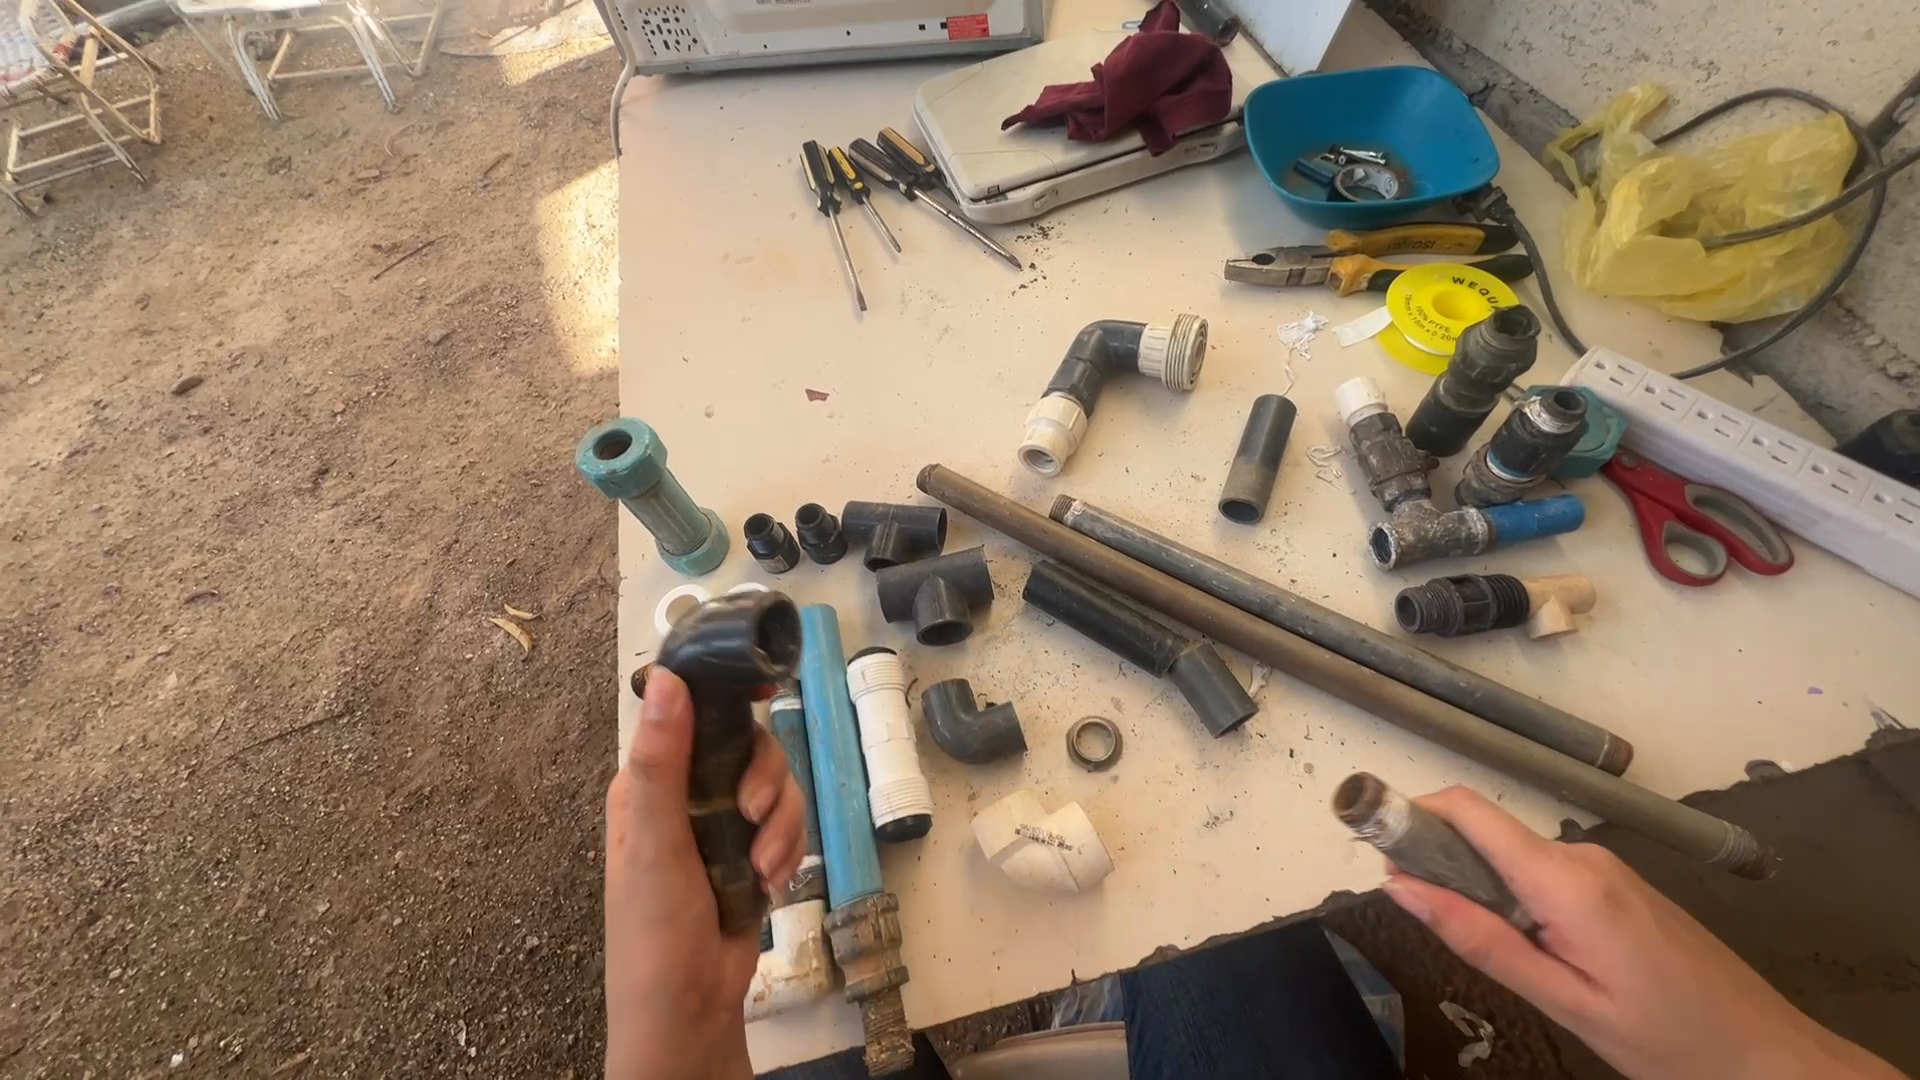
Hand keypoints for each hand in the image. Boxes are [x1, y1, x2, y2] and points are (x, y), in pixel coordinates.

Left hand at [604, 668, 806, 1079]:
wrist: (691, 1010)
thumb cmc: (656, 928)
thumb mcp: (655, 844)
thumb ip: (661, 763)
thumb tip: (666, 677)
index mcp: (650, 781)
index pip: (690, 711)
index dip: (727, 692)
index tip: (766, 685)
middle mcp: (688, 791)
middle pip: (749, 744)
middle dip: (765, 778)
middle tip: (756, 813)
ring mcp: (723, 820)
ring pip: (777, 783)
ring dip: (781, 825)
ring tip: (764, 868)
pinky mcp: (753, 846)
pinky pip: (789, 821)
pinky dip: (787, 848)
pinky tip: (772, 882)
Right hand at [1382, 787, 1902, 1079]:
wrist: (1779, 1063)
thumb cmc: (1670, 1041)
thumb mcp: (1564, 1001)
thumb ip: (1478, 938)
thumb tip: (1399, 886)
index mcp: (1565, 881)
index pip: (1469, 810)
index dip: (1412, 809)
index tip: (1376, 837)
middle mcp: (1579, 856)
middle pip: (1480, 827)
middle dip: (1434, 851)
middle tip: (1417, 900)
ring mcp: (1598, 864)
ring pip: (1505, 848)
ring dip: (1470, 873)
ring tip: (1475, 932)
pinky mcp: (1609, 878)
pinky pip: (1533, 863)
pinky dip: (1504, 883)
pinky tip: (1522, 934)